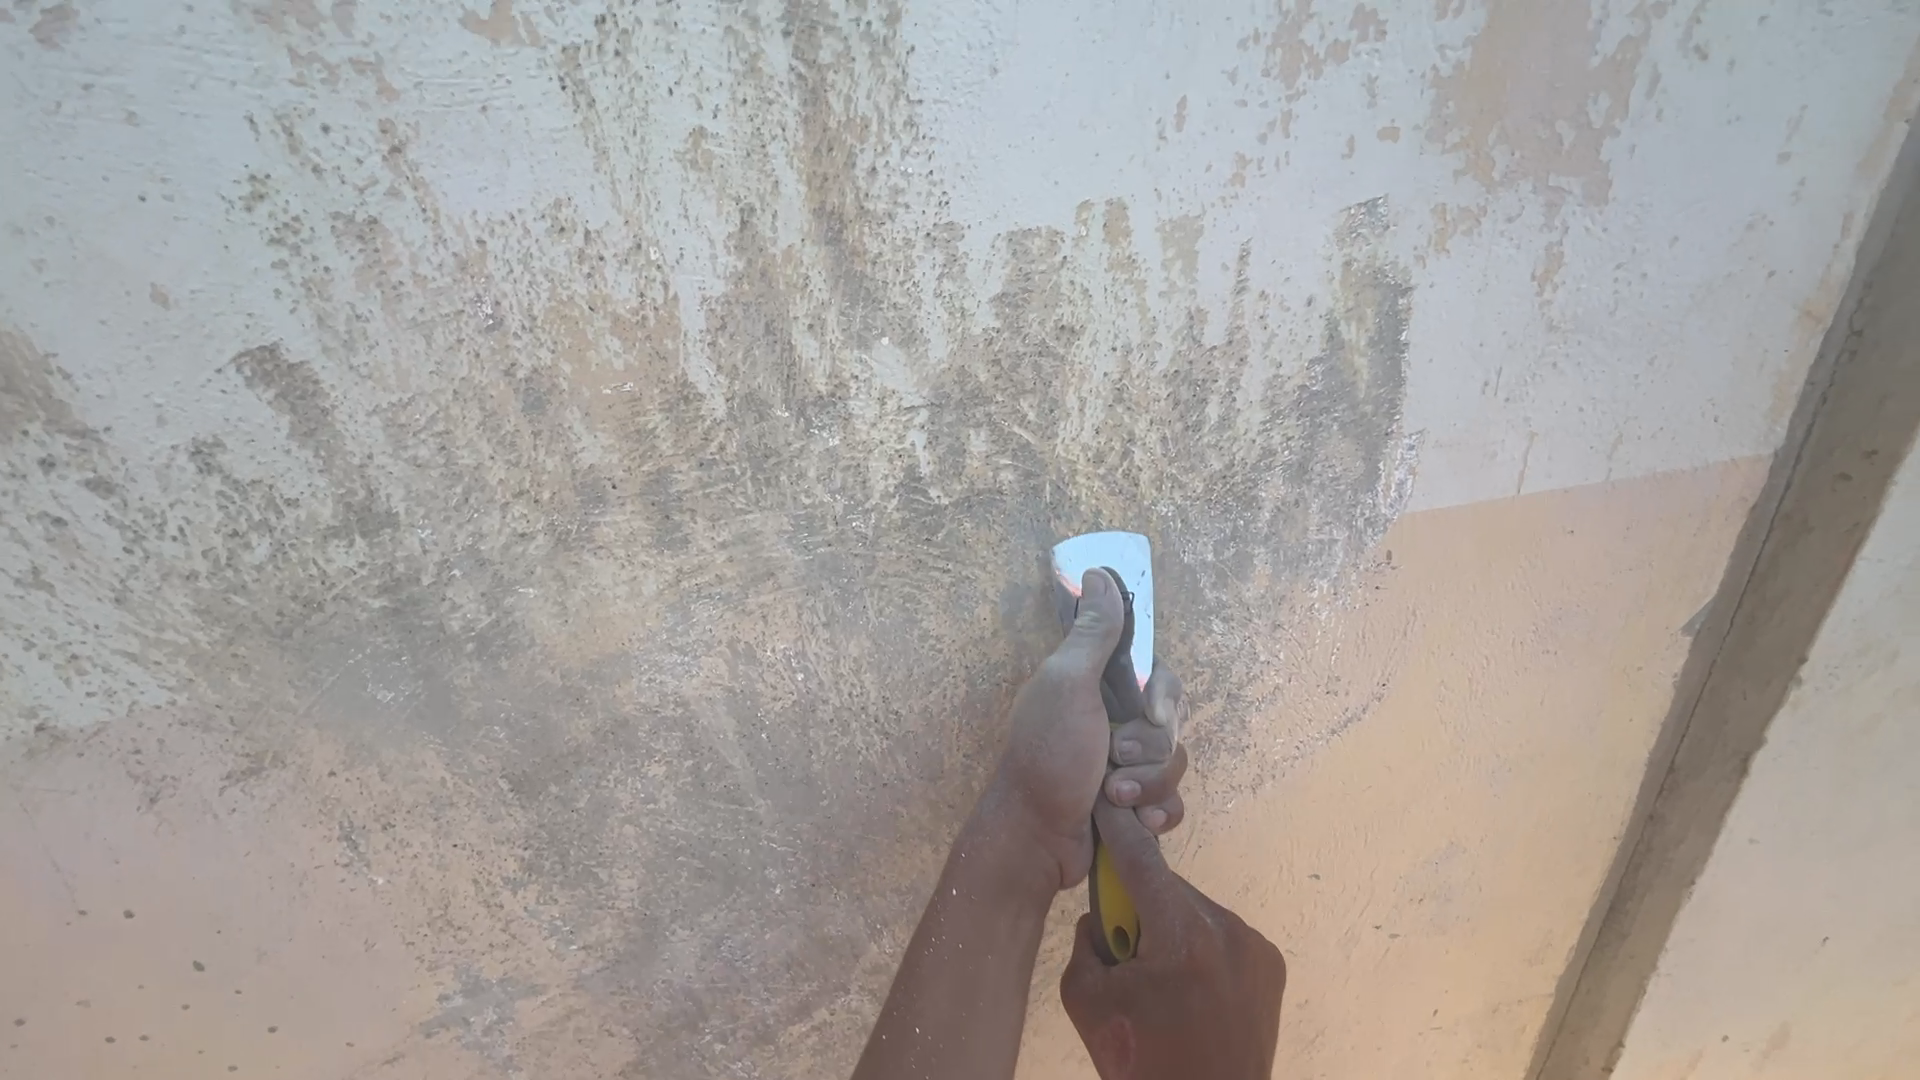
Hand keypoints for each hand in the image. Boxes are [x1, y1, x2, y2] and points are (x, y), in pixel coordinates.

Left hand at [988, 568, 1188, 890]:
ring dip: (1148, 785)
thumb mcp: (1069, 684)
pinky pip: (1173, 803)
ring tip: (1114, 799)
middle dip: (1149, 749)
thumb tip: (1098, 570)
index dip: (1163, 695)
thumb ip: (1093, 633)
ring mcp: (1124, 765)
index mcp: (1098, 686)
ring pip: (1174, 765)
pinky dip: (1159, 814)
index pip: (1158, 676)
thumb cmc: (1049, 753)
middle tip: (1113, 760)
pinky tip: (1140, 824)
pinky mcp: (1134, 805)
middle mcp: (1114, 721)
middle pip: (1171, 723)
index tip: (1151, 713)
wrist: (1036, 837)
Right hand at [1060, 798, 1285, 1079]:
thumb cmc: (1138, 1061)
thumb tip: (1104, 915)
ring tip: (1162, 974)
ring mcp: (1254, 946)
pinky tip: (1192, 984)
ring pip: (1192, 908)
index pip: (1138, 856)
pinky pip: (1219, 932)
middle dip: (1139, 899)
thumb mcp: (1086, 999)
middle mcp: (1225, 929)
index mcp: (1179, 937)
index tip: (1104, 796)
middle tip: (1125, 940)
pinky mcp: (1270, 964)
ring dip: (1170, 922)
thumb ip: (1087, 939)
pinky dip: (1198, 943)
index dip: (1116, 824)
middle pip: (1165, 885)